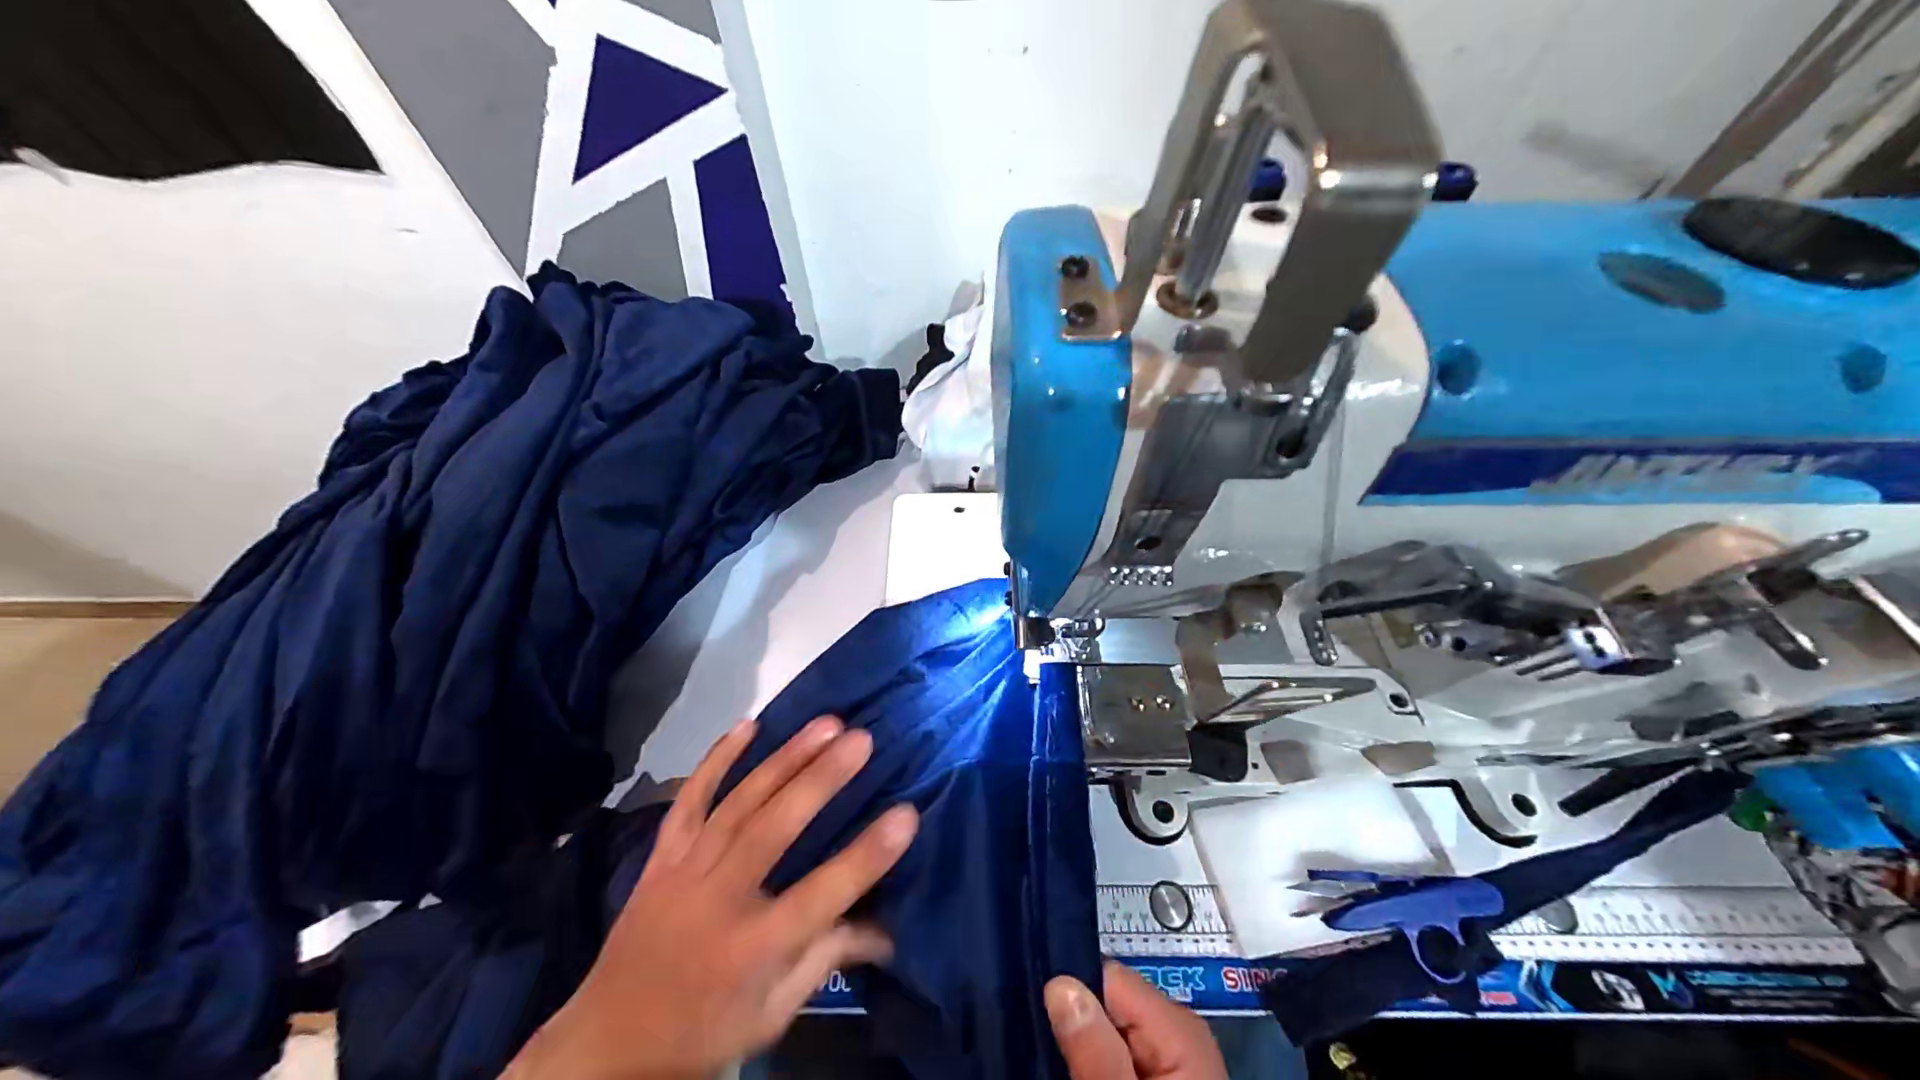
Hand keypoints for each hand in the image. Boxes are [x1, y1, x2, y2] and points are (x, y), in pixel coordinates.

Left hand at [506, 715, 918, 1079]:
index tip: (906, 814)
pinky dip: (716, 759)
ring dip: (784, 758)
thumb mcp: (773, 1013)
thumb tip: (889, 929)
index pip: (821, 895)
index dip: (867, 855)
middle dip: (821, 780)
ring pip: (739, 803)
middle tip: (861, 739)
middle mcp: (717, 901)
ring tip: (825, 724)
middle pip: (774, 829)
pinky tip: (747, 725)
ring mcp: (684, 871)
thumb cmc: (703, 1032)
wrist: (606, 1043)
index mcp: (752, 950)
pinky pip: (689, 798)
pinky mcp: (661, 856)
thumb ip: (827, 958)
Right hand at [1046, 961, 1227, 1079]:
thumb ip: (1097, 1051)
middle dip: (1072, 1019)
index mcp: (1177, 1023)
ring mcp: (1171, 1052)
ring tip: (1054, 1057)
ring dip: (1082, 1040)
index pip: (1106, 975)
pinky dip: (1098, 1056)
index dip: (1067, 993)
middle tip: (1041, 1044)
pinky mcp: (1162, 1072)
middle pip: (1106, 998)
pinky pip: (1119, 1047)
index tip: (1032, 1012)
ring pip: (1110, 1025)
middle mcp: (1176, 1025)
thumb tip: (1059, 983)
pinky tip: (1080, 1067)